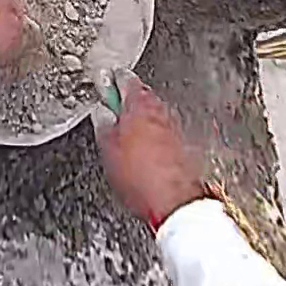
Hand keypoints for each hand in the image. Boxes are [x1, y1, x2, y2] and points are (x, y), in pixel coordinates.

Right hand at [92, 70, 205, 229]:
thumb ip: (102, 122)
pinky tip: (145, 154)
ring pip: (153, 115)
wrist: (177, 206)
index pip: (124, 78)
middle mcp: (160, 110)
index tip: (104, 82)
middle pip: (141, 96)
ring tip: (128, 140)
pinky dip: (153, 137)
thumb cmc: (142, 177)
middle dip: (127, 102)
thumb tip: (101, 111)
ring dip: (141, 121)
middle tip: (113, 112)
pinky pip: (163, 133)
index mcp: (140, 103)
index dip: (111, 79)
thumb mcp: (108, 148)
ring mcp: (175, 128)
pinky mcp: (184, 147)